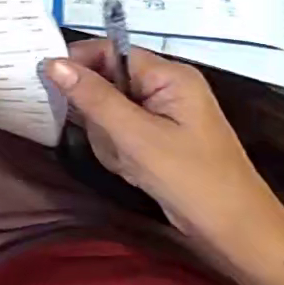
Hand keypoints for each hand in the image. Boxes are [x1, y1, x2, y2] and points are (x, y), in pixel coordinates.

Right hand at [45, 43, 283, 263]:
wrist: (235, 232)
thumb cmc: (190, 179)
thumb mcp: (136, 137)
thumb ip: (93, 98)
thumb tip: (53, 63)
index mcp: (168, 75)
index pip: (111, 51)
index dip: (79, 63)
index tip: (48, 83)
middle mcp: (166, 87)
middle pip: (108, 83)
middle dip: (101, 116)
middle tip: (114, 143)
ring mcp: (163, 114)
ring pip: (110, 112)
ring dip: (110, 139)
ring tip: (130, 162)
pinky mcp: (159, 137)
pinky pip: (122, 133)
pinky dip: (120, 152)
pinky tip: (135, 170)